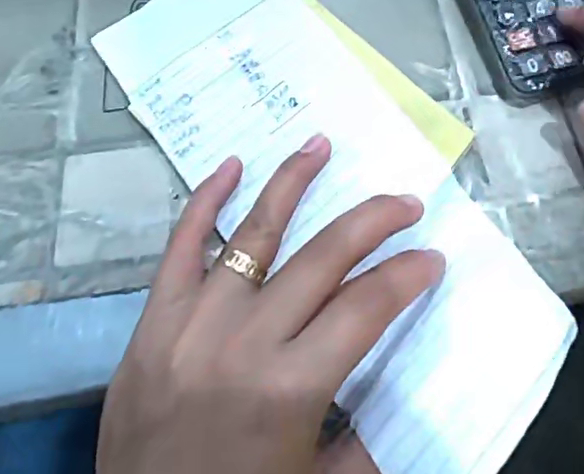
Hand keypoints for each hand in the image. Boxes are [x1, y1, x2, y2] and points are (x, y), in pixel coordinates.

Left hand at [98, 134, 444, 473]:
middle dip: (376, 220)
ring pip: (255, 232)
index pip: (367, 306)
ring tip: (322, 144)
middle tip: (407, 202)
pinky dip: (205, 201)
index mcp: (290, 389)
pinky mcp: (152, 322)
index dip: (406, 275)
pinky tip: (232, 165)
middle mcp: (244, 343)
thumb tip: (416, 386)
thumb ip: (370, 439)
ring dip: (294, 180)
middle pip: (325, 255)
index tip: (431, 258)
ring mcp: (192, 324)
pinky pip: (178, 246)